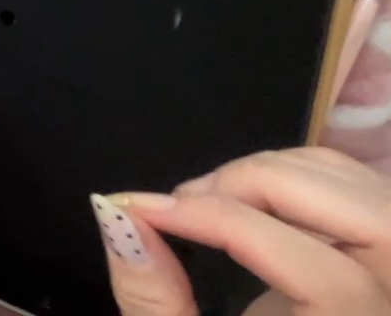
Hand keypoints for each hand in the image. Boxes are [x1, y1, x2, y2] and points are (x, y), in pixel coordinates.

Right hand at [97, 147, 390, 314]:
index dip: (216, 223)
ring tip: (212, 205)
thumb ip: (152, 300)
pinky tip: (252, 206)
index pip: (318, 269)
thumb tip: (115, 213)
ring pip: (352, 183)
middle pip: (360, 212)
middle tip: (183, 204)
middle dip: (249, 185)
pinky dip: (294, 174)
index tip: (137, 209)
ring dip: (267, 174)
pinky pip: (357, 184)